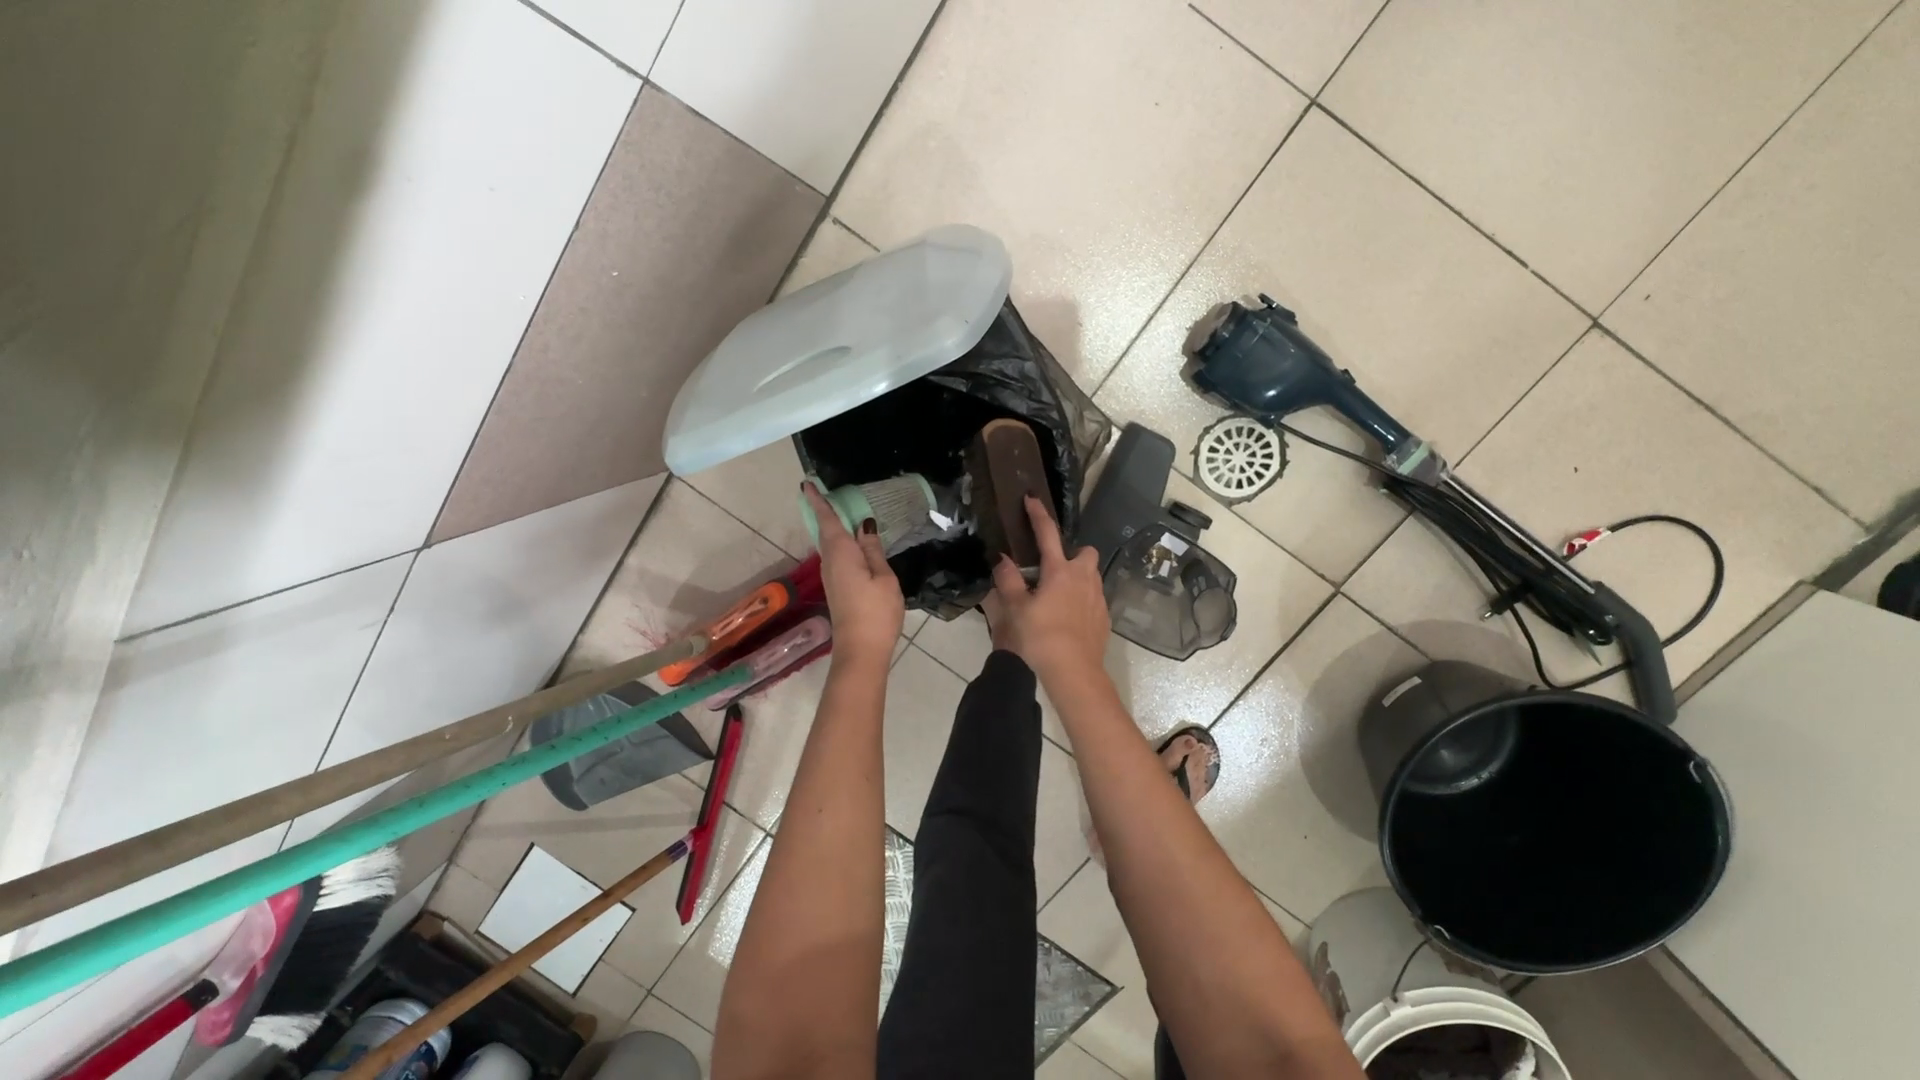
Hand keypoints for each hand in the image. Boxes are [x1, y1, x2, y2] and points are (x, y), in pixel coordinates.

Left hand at [804, 481, 904, 666]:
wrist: (861, 651)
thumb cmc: (876, 612)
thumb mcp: (883, 577)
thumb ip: (873, 550)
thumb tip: (864, 525)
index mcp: (841, 553)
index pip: (828, 520)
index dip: (818, 501)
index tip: (806, 484)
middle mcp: (830, 562)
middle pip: (826, 531)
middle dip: (825, 512)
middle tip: (825, 492)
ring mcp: (831, 577)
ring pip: (830, 545)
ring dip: (833, 528)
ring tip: (842, 511)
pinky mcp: (837, 589)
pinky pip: (836, 557)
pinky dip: (840, 544)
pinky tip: (852, 543)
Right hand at [983, 495, 1109, 679]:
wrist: (1074, 671)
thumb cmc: (1041, 637)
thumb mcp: (1016, 609)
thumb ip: (1008, 580)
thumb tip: (1002, 559)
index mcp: (1060, 571)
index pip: (1047, 534)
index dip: (1038, 515)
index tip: (1031, 499)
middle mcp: (1083, 578)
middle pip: (1085, 552)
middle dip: (1073, 554)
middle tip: (1052, 569)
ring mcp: (1098, 598)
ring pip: (1091, 576)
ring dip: (1077, 577)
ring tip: (1057, 596)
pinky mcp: (1105, 617)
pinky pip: (1094, 599)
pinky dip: (1082, 601)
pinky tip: (1068, 618)